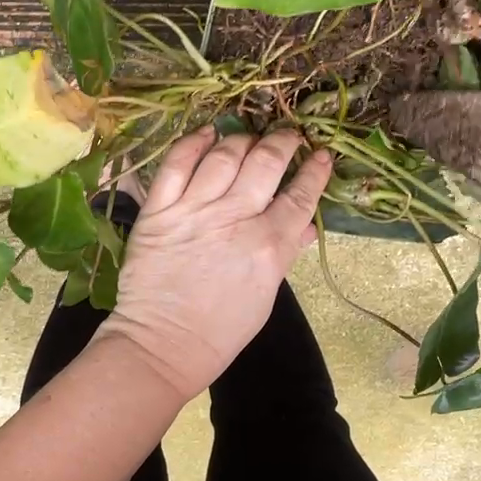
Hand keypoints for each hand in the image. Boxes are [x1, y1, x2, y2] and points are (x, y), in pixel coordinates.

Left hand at [97, 128, 331, 399]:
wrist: (163, 345)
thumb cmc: (221, 331)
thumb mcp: (266, 295)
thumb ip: (286, 254)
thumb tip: (309, 226)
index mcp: (268, 246)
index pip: (299, 197)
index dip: (314, 172)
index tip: (321, 155)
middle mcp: (235, 220)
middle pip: (265, 163)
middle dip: (283, 143)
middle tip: (289, 137)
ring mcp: (194, 211)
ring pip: (224, 156)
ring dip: (241, 141)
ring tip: (248, 139)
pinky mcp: (159, 211)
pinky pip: (176, 164)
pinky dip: (192, 143)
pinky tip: (206, 134)